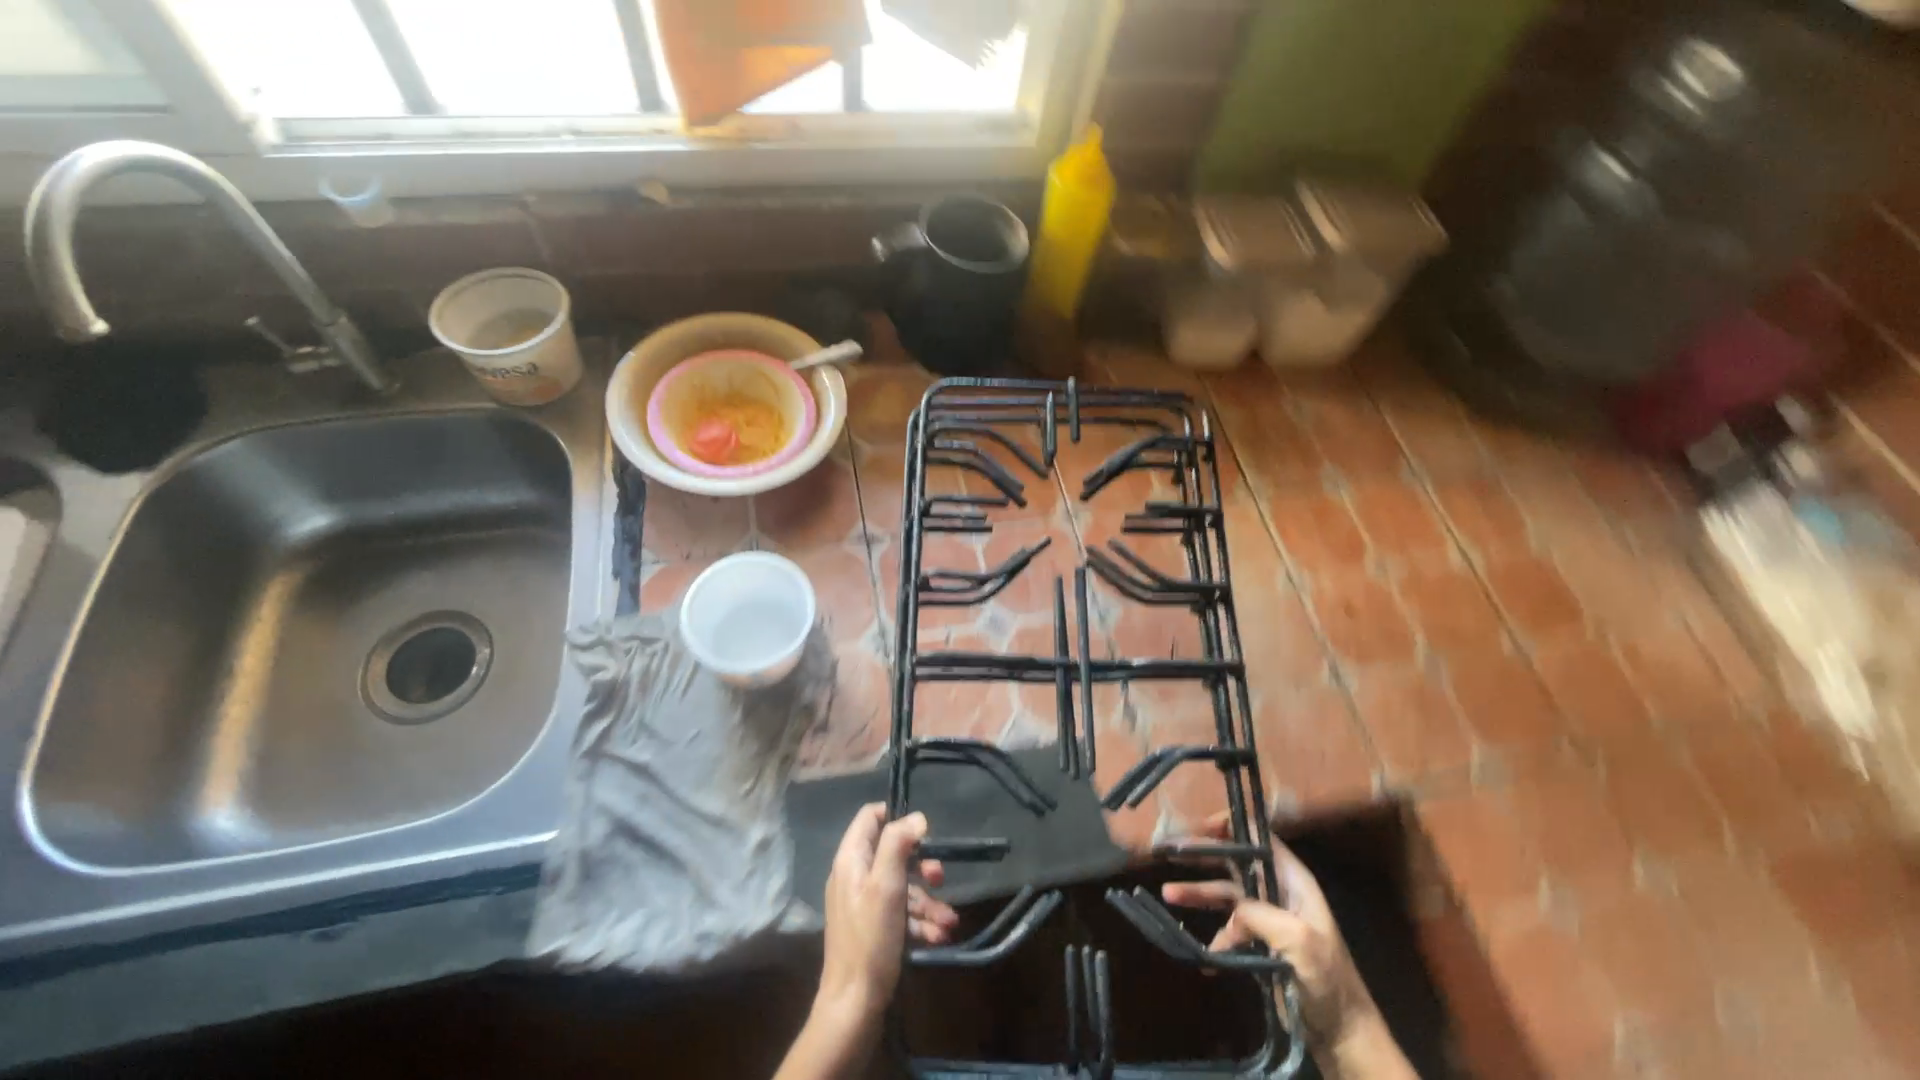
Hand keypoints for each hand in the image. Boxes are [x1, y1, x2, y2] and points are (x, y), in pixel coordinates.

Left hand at [817, 804, 958, 1020]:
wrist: (854, 1002)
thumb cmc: (870, 939)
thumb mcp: (886, 886)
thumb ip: (898, 845)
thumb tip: (916, 816)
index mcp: (851, 860)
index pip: (870, 817)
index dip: (898, 819)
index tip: (924, 835)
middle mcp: (853, 876)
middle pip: (892, 854)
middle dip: (922, 867)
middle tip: (941, 878)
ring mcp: (862, 903)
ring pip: (901, 887)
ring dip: (927, 901)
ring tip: (947, 922)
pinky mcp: (873, 927)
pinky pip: (899, 913)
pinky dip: (919, 922)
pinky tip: (937, 937)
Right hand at [1160, 813, 1378, 1049]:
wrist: (1342, 1033)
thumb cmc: (1327, 980)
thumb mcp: (1297, 941)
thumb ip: (1260, 914)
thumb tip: (1233, 911)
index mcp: (1294, 883)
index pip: (1262, 841)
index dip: (1234, 827)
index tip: (1202, 825)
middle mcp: (1280, 895)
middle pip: (1236, 865)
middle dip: (1205, 856)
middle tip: (1170, 850)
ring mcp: (1270, 921)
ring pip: (1228, 897)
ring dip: (1199, 894)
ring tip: (1168, 894)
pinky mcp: (1261, 947)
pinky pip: (1231, 932)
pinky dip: (1215, 938)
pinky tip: (1206, 956)